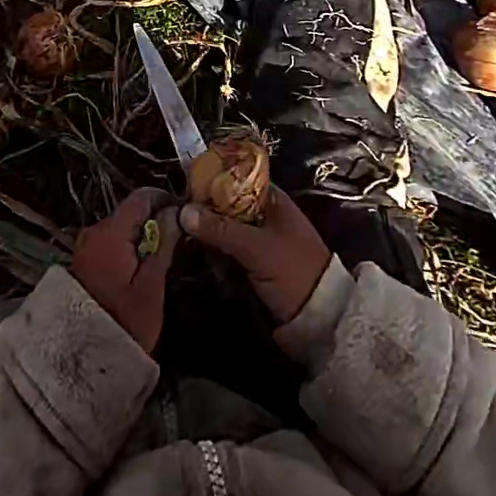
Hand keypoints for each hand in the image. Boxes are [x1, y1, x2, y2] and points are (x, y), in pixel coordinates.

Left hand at [69, 188, 180, 352]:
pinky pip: (111, 243)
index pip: (141, 197)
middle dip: (155, 221)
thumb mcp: (151, 286)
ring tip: (163, 259)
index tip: (185, 217)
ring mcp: (85, 246)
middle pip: (131, 211)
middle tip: (179, 242)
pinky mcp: (83, 260)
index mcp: (110, 232)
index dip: (166, 201)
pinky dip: (128, 248)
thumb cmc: (123, 322)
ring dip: (142, 237)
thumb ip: (163, 244)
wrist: (81, 358)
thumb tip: (174, 212)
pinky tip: (141, 269)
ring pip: (121, 228)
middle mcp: (93, 231)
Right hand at [180, 186, 331, 324]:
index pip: (239, 178)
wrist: (320, 317)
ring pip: (225, 226)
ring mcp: (259, 239)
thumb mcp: (257, 247)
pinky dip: (213, 248)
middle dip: (205, 207)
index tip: (186, 183)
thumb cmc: (293, 271)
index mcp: (273, 200)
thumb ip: (221, 229)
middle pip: (228, 203)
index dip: (214, 178)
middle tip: (175, 211)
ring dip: (206, 230)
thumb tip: (183, 211)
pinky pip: (227, 248)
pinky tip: (193, 249)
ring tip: (177, 230)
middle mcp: (264, 214)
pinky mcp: (253, 262)